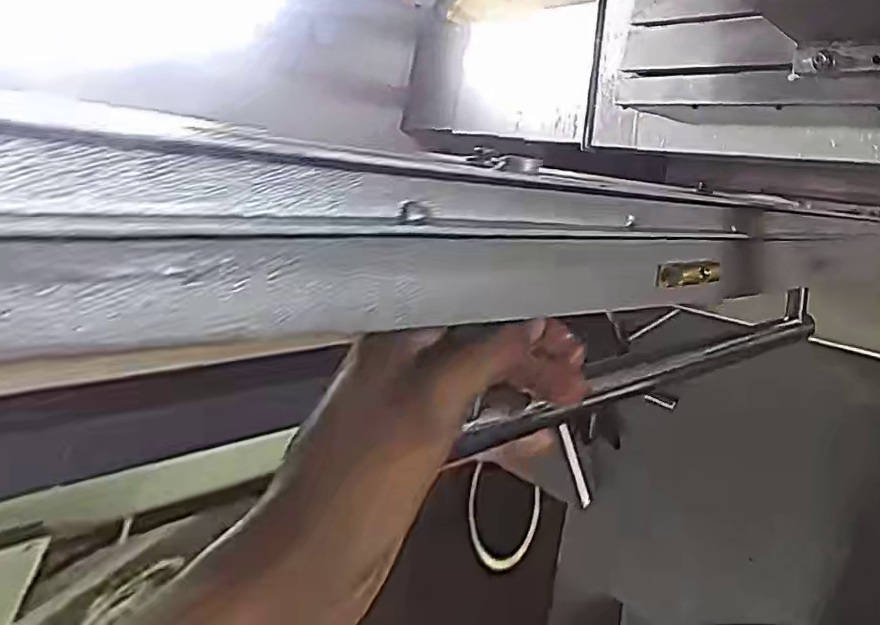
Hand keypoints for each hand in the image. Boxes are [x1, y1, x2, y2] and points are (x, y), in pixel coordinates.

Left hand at [284, 320, 587, 485]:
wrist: (309, 569)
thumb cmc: (348, 488)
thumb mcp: (435, 399)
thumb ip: (488, 353)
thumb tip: (530, 326)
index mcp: (398, 344)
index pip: (478, 310)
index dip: (526, 318)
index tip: (559, 331)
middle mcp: (405, 370)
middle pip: (488, 345)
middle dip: (535, 357)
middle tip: (570, 366)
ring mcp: (412, 409)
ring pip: (487, 384)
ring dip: (530, 389)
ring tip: (564, 395)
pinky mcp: (419, 446)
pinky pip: (478, 422)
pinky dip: (510, 425)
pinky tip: (532, 436)